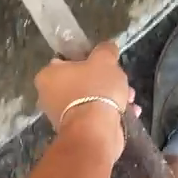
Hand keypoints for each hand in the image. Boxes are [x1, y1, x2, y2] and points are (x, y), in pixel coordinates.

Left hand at [34, 42, 135, 157]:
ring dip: (111, 98)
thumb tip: (107, 46)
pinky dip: (111, 113)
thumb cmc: (95, 89)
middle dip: (105, 82)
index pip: (65, 61)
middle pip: (81, 81)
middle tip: (120, 81)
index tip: (103, 63)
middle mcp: (49, 96)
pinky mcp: (77, 131)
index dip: (86, 60)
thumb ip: (106, 50)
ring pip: (91, 99)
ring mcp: (62, 116)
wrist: (96, 131)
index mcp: (47, 75)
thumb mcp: (105, 60)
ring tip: (129, 99)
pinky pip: (95, 116)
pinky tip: (128, 112)